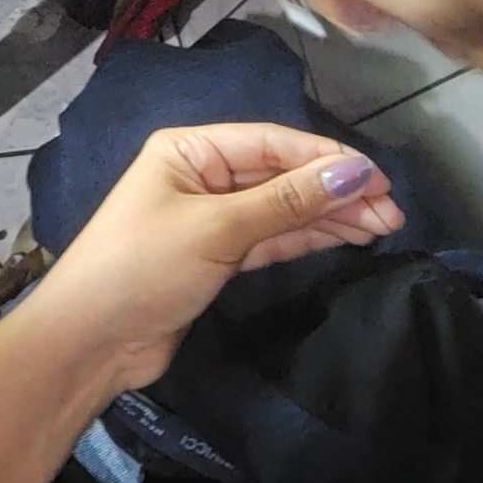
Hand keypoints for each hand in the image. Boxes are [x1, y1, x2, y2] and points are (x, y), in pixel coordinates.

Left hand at [22, 123, 403, 393]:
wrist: (91, 340)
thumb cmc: (145, 265)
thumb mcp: (217, 228)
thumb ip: (287, 201)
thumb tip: (355, 171)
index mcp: (190, 150)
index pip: (269, 143)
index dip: (324, 156)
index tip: (377, 176)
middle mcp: (202, 175)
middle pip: (278, 175)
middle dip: (333, 189)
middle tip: (391, 210)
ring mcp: (211, 216)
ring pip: (280, 208)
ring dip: (328, 216)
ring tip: (383, 225)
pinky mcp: (218, 256)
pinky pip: (271, 238)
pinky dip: (306, 238)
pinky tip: (345, 236)